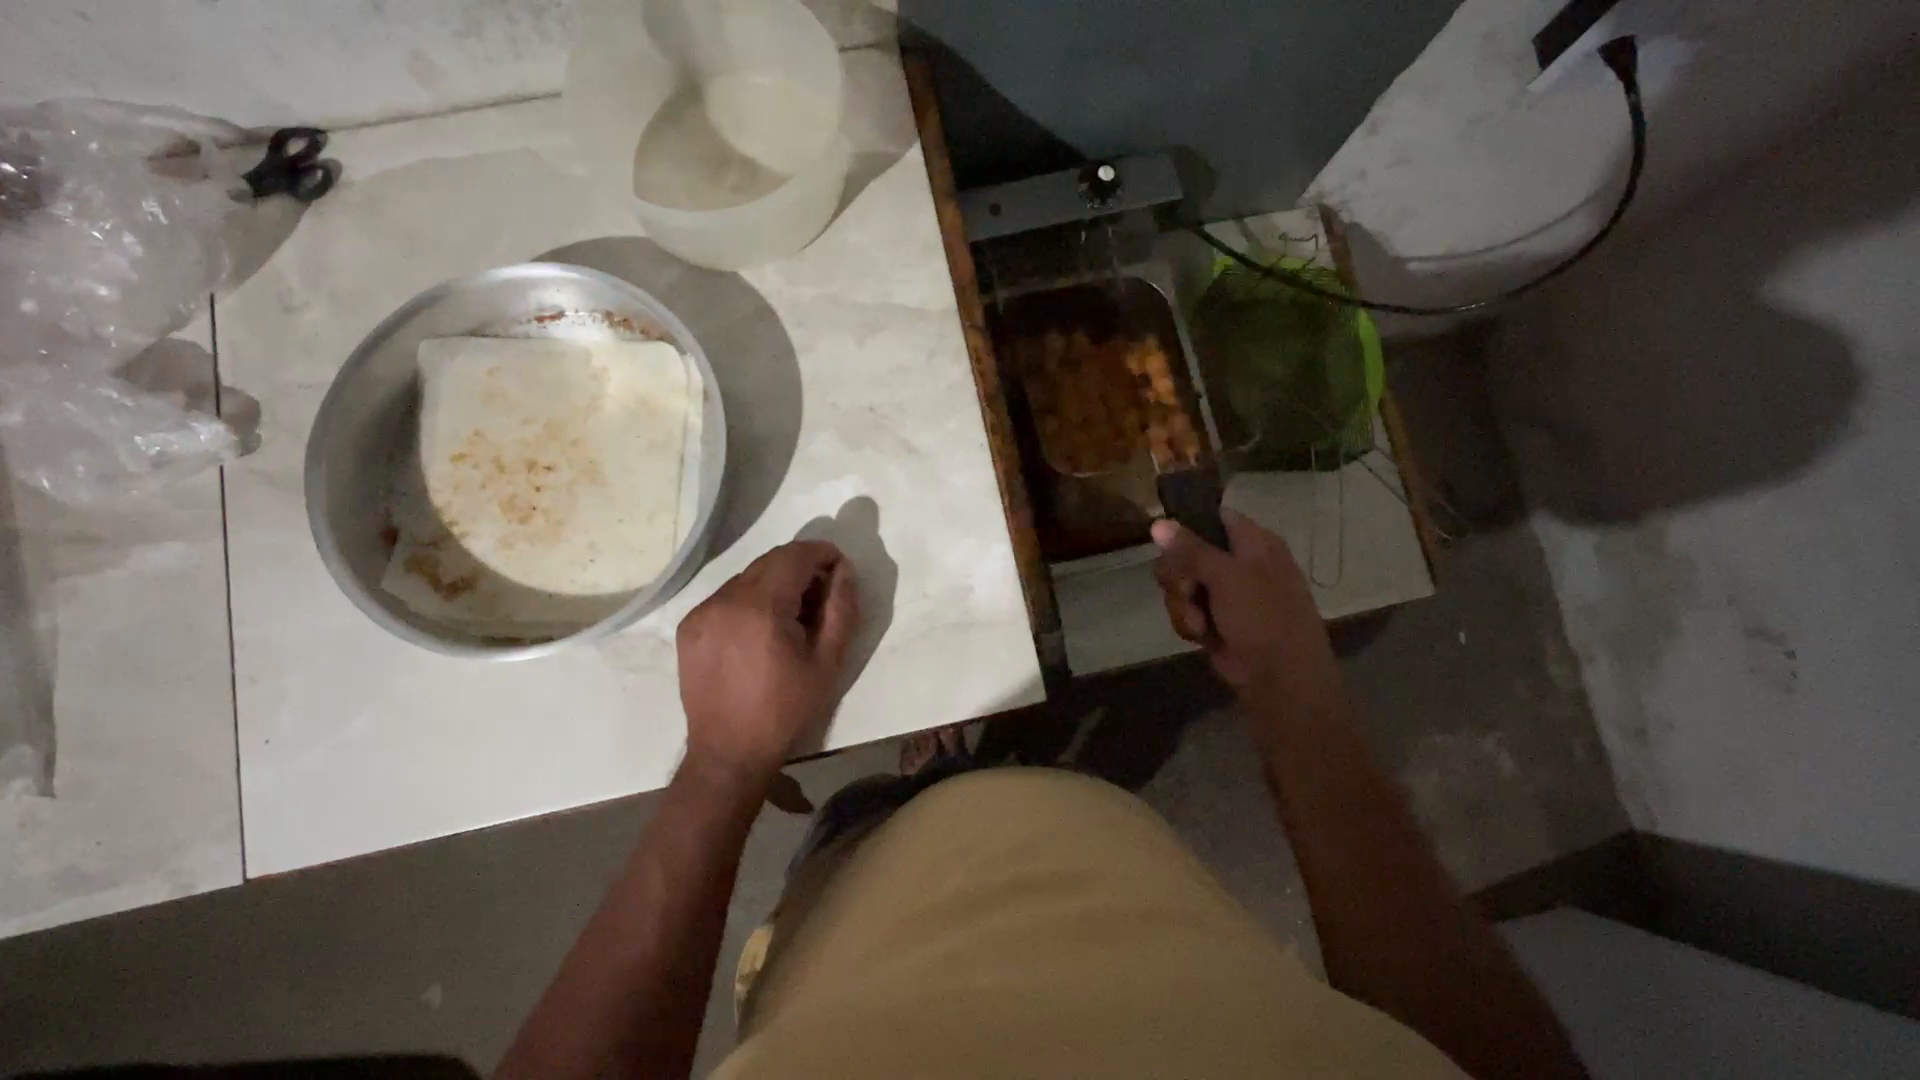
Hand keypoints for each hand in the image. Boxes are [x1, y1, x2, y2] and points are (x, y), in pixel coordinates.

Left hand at [676, 540, 859, 783]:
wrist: (729, 752)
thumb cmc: (786, 710)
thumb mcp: (828, 661)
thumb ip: (841, 608)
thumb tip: (844, 571)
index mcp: (761, 606)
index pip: (795, 555)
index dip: (822, 553)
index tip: (840, 568)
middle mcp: (725, 599)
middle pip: (770, 562)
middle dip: (800, 568)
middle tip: (822, 595)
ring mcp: (702, 612)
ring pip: (747, 578)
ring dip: (774, 584)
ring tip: (791, 618)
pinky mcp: (689, 627)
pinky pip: (726, 598)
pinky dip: (749, 602)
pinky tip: (760, 633)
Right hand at [1152, 510, 1340, 706]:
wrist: (1280, 678)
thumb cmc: (1263, 617)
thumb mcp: (1227, 576)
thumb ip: (1191, 549)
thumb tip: (1158, 523)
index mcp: (1254, 543)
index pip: (1213, 518)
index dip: (1187, 527)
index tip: (1166, 543)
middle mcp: (1240, 563)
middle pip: (1187, 553)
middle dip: (1178, 575)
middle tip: (1185, 590)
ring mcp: (1227, 594)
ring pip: (1182, 584)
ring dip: (1182, 605)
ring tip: (1198, 623)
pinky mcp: (1215, 621)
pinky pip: (1187, 610)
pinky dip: (1189, 623)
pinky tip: (1200, 636)